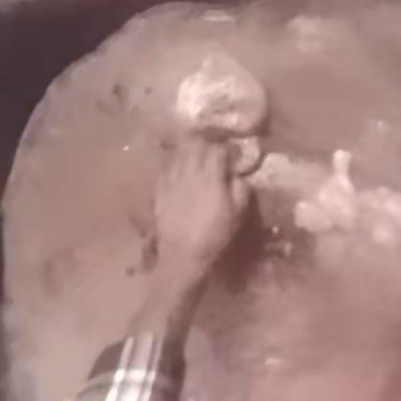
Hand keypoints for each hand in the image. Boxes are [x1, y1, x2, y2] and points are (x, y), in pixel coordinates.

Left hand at [138, 137, 248, 333]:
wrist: (183, 256)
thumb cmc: (215, 235)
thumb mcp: (238, 213)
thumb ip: (241, 188)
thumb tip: (238, 175)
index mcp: (211, 177)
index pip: (217, 150)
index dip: (226, 149)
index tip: (232, 155)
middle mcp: (189, 173)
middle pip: (195, 146)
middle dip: (206, 145)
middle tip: (214, 151)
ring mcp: (172, 181)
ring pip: (179, 155)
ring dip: (189, 152)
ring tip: (196, 157)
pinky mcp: (160, 191)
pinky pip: (167, 170)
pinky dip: (175, 166)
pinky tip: (179, 171)